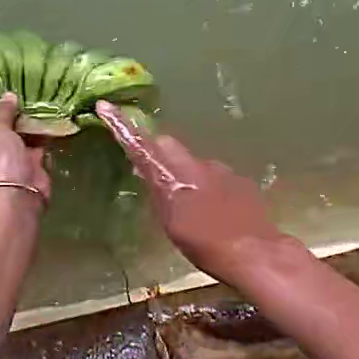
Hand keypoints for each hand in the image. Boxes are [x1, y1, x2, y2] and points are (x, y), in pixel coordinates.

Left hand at [0, 94, 51, 207]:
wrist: (18, 194)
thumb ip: (2, 111)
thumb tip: (7, 95)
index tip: (8, 94)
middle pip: (4, 126)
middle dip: (17, 114)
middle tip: (31, 94)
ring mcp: (11, 157)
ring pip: (23, 134)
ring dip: (33, 123)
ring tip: (46, 102)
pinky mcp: (31, 163)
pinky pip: (39, 144)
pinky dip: (46, 134)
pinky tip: (55, 118)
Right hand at [94, 100, 297, 284]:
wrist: (253, 251)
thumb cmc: (204, 243)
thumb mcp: (170, 222)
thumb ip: (159, 191)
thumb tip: (145, 170)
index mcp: (176, 174)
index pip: (144, 144)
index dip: (123, 126)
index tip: (106, 106)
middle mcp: (200, 164)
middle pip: (171, 147)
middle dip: (157, 153)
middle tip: (148, 173)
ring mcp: (223, 171)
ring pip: (195, 163)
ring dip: (185, 174)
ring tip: (185, 202)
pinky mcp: (241, 181)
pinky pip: (216, 176)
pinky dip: (207, 186)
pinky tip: (212, 209)